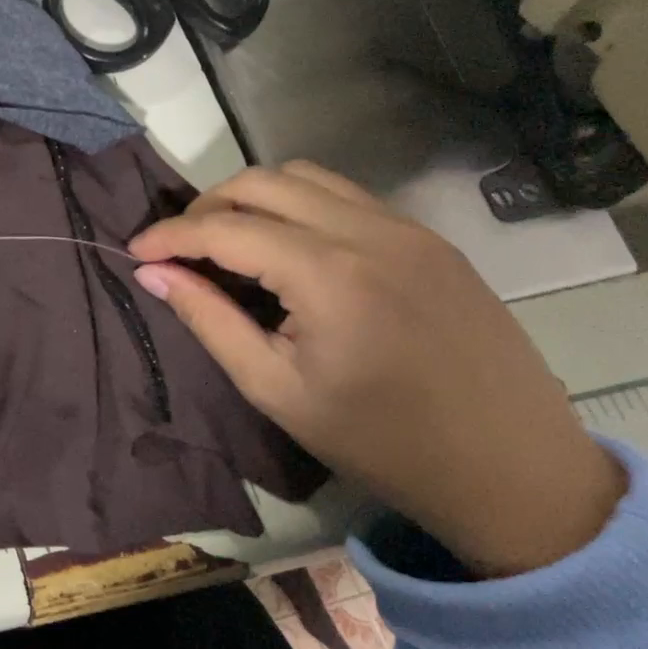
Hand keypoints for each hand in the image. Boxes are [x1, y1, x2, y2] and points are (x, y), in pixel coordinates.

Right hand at [128, 162, 624, 576]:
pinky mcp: (432, 241)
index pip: (225, 227)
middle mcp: (372, 234)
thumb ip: (208, 320)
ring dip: (254, 198)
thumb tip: (152, 272)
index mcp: (331, 275)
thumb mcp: (274, 389)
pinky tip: (288, 252)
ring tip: (229, 243)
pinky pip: (347, 198)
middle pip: (263, 182)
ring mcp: (410, 231)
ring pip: (307, 178)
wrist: (513, 470)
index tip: (134, 252)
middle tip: (179, 249)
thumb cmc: (380, 441)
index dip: (169, 235)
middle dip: (206, 206)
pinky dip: (300, 207)